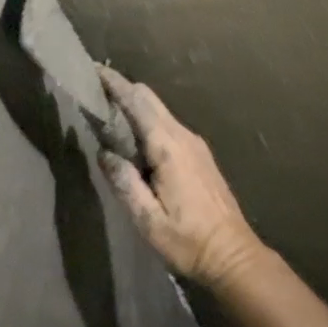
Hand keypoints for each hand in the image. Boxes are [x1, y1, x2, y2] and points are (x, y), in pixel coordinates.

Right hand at [96, 65, 265, 287]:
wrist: (234, 257)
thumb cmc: (188, 241)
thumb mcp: (148, 220)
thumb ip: (124, 183)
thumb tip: (104, 153)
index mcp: (168, 146)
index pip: (137, 102)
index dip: (114, 83)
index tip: (93, 69)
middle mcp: (183, 135)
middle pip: (149, 98)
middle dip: (123, 88)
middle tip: (95, 90)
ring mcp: (195, 143)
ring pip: (159, 110)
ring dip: (135, 105)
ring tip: (109, 113)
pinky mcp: (200, 154)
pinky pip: (168, 125)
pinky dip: (147, 120)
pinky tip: (135, 138)